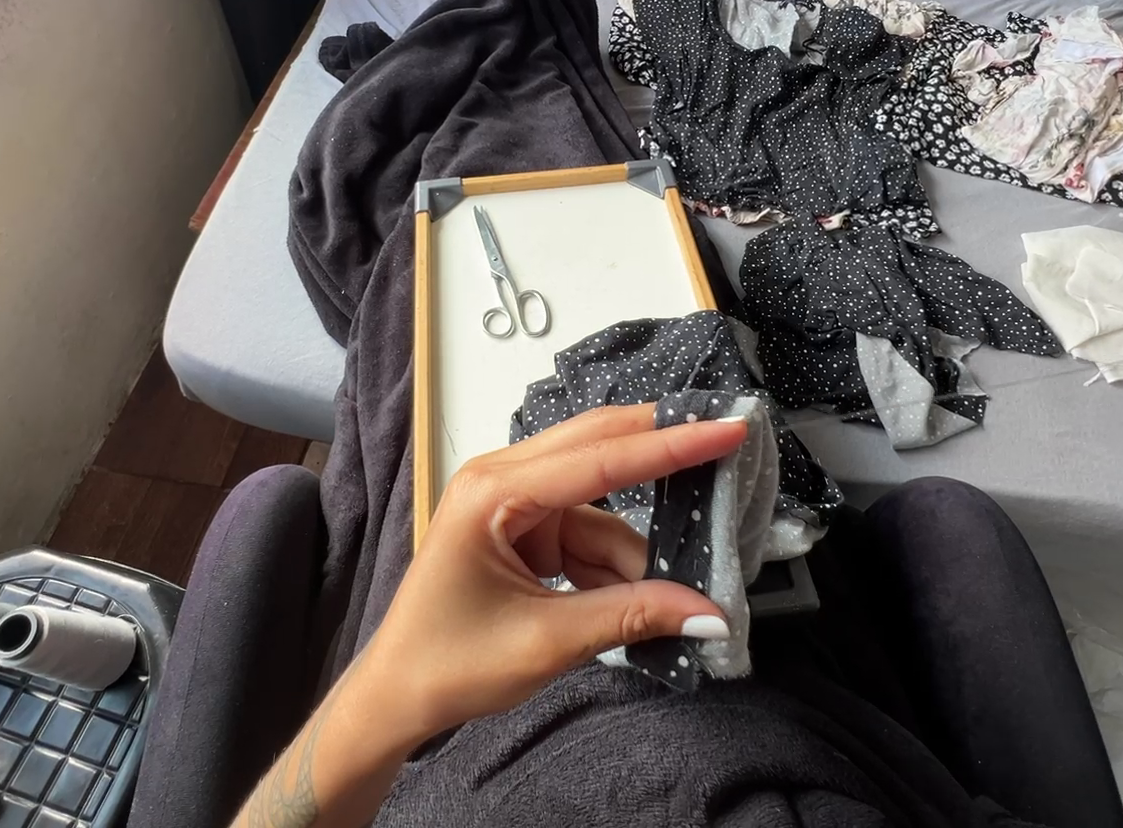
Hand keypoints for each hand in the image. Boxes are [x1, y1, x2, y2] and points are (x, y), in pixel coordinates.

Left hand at [350, 404, 742, 743]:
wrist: (396, 694)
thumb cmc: (449, 663)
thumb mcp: (546, 641)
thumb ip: (631, 616)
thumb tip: (710, 613)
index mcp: (495, 491)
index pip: (599, 457)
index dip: (669, 443)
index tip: (725, 427)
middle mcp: (504, 478)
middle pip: (599, 449)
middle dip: (662, 453)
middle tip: (727, 445)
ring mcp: (515, 501)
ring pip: (602, 507)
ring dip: (635, 553)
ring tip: (672, 601)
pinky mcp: (526, 525)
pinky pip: (589, 532)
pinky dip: (615, 567)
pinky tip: (633, 601)